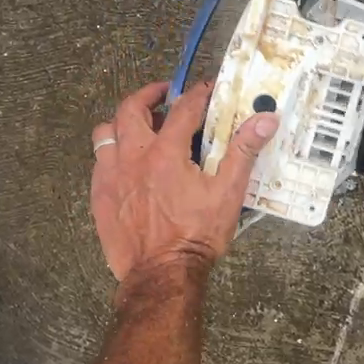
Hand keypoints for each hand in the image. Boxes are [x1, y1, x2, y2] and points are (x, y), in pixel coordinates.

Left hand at [89, 81, 276, 282]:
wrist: (162, 274)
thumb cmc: (197, 234)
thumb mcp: (229, 192)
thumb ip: (244, 151)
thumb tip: (265, 120)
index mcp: (166, 153)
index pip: (183, 109)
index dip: (198, 94)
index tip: (208, 89)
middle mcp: (133, 158)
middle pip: (130, 110)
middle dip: (149, 95)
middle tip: (165, 93)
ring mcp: (111, 177)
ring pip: (105, 133)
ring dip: (123, 123)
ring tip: (141, 126)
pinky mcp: (100, 198)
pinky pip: (98, 163)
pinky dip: (113, 152)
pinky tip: (129, 163)